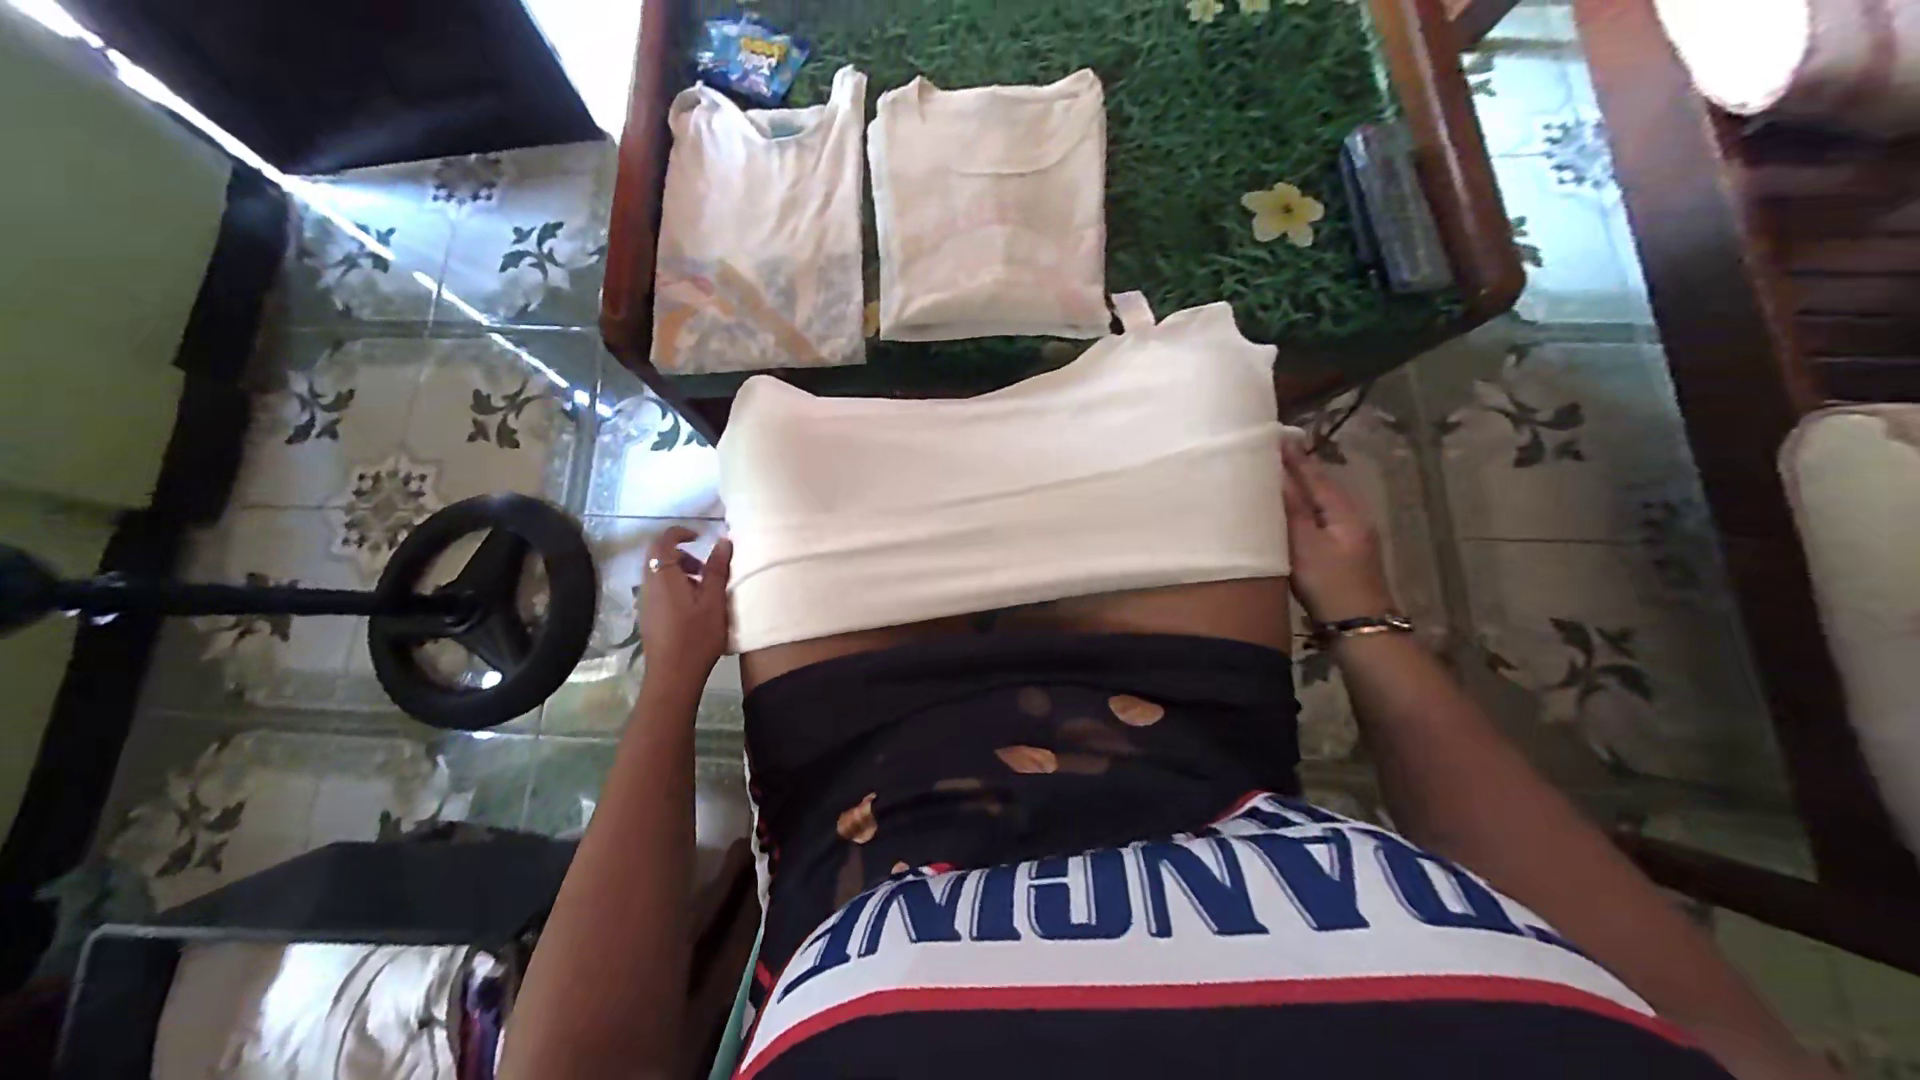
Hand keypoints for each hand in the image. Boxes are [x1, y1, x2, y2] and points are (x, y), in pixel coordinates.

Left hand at [639, 527, 732, 680]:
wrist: (673, 674)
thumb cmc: (696, 635)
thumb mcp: (714, 600)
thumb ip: (717, 568)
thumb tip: (723, 541)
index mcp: (663, 576)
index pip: (663, 540)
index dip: (680, 532)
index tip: (700, 536)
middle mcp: (649, 585)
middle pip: (659, 557)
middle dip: (684, 555)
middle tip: (707, 568)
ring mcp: (646, 601)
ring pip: (660, 574)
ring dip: (682, 572)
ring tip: (705, 590)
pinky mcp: (649, 616)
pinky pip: (660, 590)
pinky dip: (676, 587)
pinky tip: (695, 607)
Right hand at [1281, 437, 1395, 622]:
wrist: (1359, 628)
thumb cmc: (1330, 584)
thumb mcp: (1305, 544)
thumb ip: (1292, 509)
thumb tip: (1280, 473)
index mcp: (1344, 511)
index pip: (1315, 475)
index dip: (1294, 457)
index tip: (1274, 436)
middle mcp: (1352, 518)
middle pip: (1322, 486)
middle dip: (1297, 469)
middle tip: (1269, 452)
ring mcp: (1350, 537)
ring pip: (1321, 503)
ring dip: (1299, 489)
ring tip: (1273, 477)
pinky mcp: (1342, 554)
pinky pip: (1319, 520)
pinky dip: (1302, 509)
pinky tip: (1289, 513)